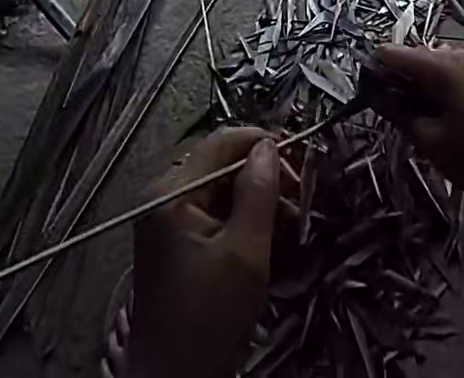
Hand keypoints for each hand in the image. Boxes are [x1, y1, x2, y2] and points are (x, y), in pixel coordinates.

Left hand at [126, 128, 285, 377]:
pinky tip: (267, 232)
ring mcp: (167, 217)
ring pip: (222, 184)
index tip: (299, 161)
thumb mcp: (244, 252)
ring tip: (289, 218)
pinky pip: (215, 207)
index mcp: (172, 193)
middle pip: (222, 161)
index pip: (222, 141)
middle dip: (263, 173)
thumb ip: (259, 192)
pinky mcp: (176, 238)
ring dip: (258, 195)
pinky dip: (243, 213)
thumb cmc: (208, 322)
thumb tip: (270, 147)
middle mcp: (164, 196)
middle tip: (298, 196)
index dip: (263, 143)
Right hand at [368, 45, 463, 208]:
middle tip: (397, 118)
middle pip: (412, 57)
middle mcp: (457, 54)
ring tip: (422, 123)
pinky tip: (445, 120)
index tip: (370, 98)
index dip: (375, 71)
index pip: (391, 52)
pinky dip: (439, 90)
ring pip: (431, 67)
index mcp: (440, 65)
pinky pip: (450, 73)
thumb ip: (398, 112)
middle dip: (398, 81)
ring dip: (419, 87)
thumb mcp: (430, 141)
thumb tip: (376, 94)